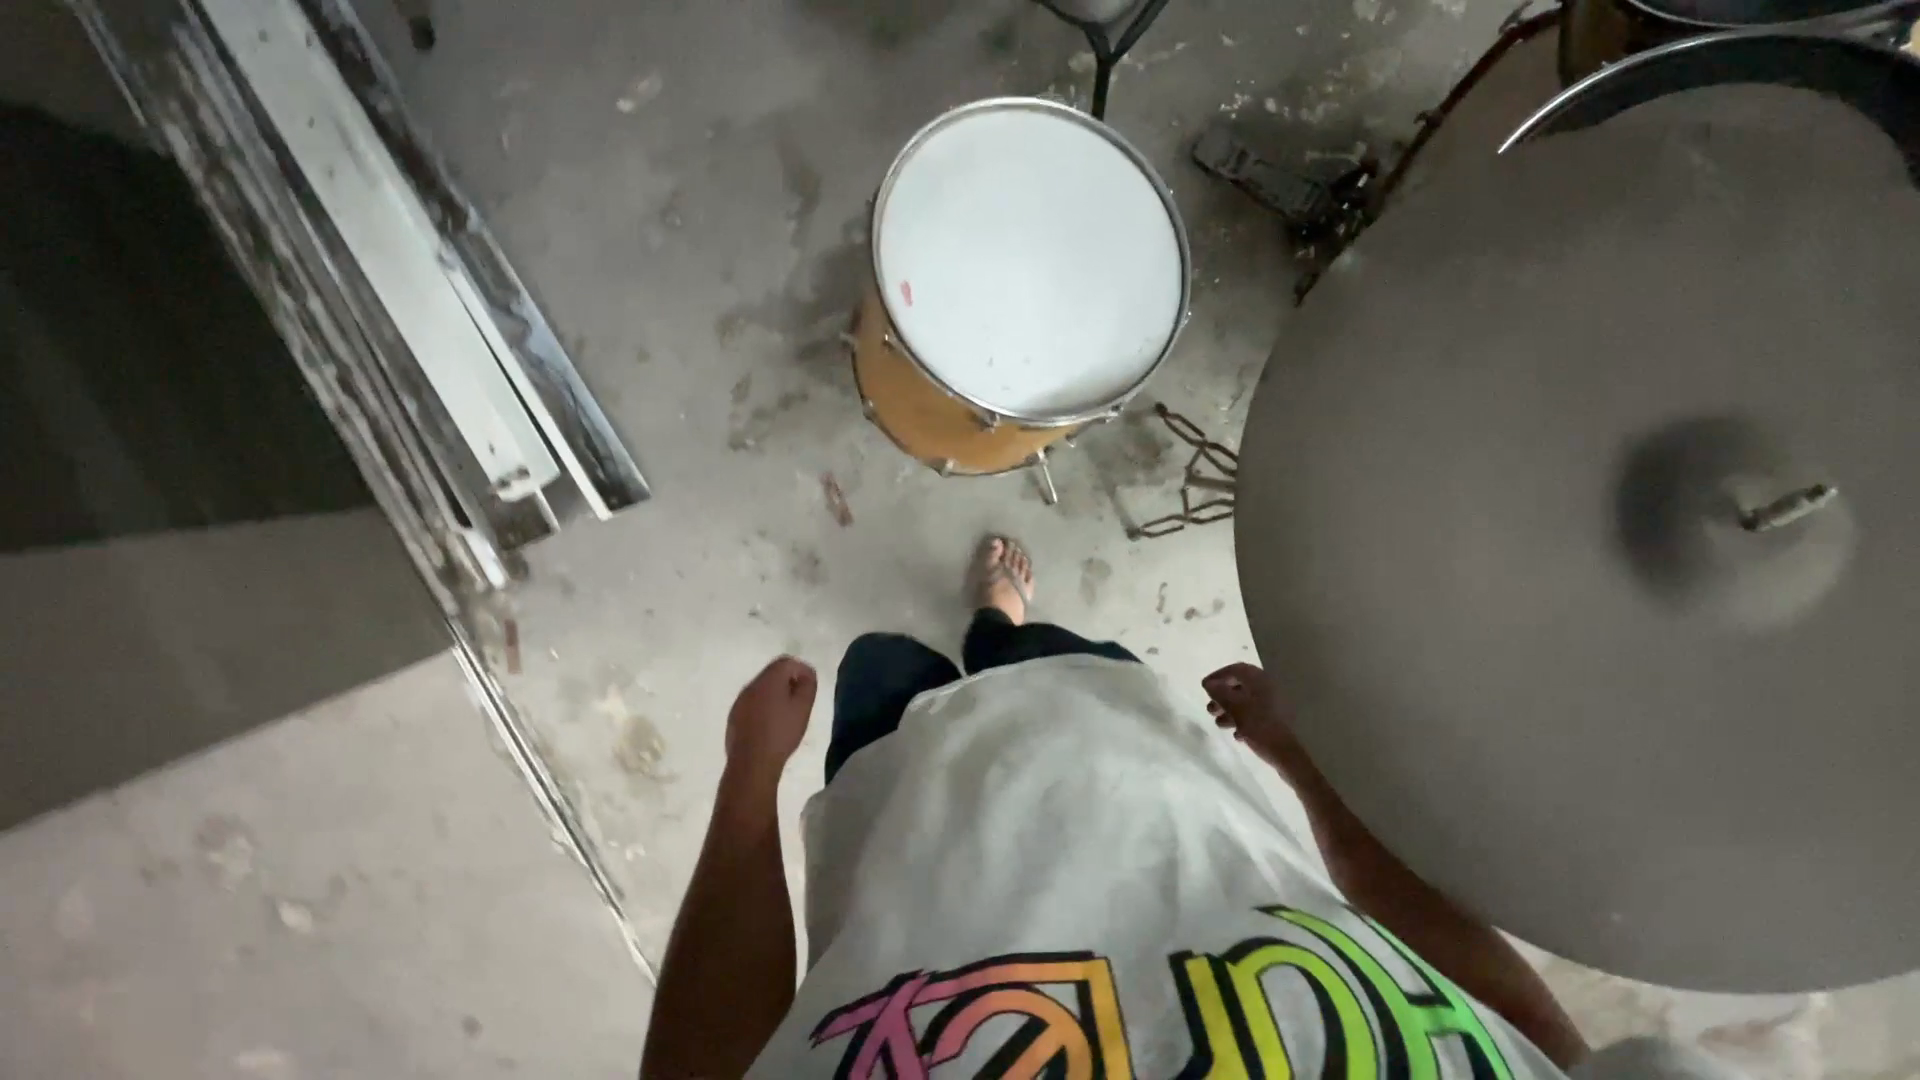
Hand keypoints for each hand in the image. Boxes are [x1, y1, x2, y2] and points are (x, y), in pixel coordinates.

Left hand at [726, 656, 817, 784]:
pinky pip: (752, 703)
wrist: (752, 763)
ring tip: (787, 714)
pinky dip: (763, 707)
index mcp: (768, 680)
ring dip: (775, 695)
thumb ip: (808, 686)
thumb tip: (806, 675)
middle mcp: (751, 686)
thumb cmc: (781, 733)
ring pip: (761, 689)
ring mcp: (740, 701)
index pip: (786, 662)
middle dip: (788, 682)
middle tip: (800, 700)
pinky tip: (770, 725)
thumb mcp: (803, 708)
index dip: (801, 670)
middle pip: (772, 673)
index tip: (809, 686)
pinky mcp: (734, 716)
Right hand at [1203, 662, 1304, 772]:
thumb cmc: (1259, 726)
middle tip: (1210, 709)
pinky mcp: (1274, 720)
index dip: (1218, 676)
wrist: (1286, 754)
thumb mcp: (1235, 708)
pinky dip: (1241, 721)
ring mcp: (1272, 705)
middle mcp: (1267, 689)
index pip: (1236, 669)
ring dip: (1229, 710)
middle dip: (1222, 697)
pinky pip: (1253, 715)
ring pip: (1245, 702)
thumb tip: (1209, 683)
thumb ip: (1220, 693)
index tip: (1204, 688)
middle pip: (1239, 686)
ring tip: (1219, 724)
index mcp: (1259, 681)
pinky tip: (1236, 735)